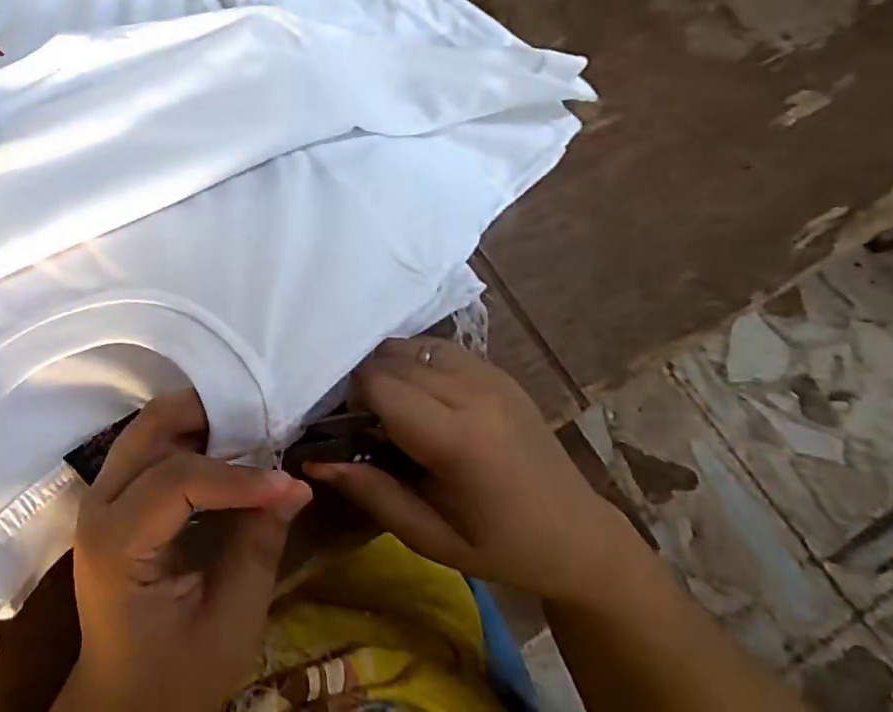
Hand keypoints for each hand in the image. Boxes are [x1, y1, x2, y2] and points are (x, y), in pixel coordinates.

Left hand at [54, 390, 311, 711]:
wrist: (122, 700)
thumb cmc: (174, 675)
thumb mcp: (229, 624)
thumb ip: (258, 547)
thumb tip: (295, 486)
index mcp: (117, 542)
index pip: (177, 480)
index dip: (237, 477)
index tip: (286, 482)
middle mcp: (99, 504)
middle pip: (151, 429)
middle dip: (208, 416)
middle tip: (262, 421)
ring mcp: (101, 496)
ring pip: (148, 428)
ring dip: (198, 420)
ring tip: (249, 429)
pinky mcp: (113, 498)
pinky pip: (150, 447)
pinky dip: (189, 437)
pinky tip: (225, 448)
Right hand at [305, 337, 638, 605]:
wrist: (578, 535)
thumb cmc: (500, 546)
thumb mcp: (430, 536)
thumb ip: (371, 493)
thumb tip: (314, 461)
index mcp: (458, 440)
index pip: (379, 384)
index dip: (348, 396)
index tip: (340, 423)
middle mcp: (473, 393)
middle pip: (390, 358)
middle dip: (363, 380)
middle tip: (358, 418)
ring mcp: (489, 375)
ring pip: (411, 345)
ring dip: (387, 367)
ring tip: (385, 405)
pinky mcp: (497, 370)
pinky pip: (437, 347)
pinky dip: (413, 361)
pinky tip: (415, 393)